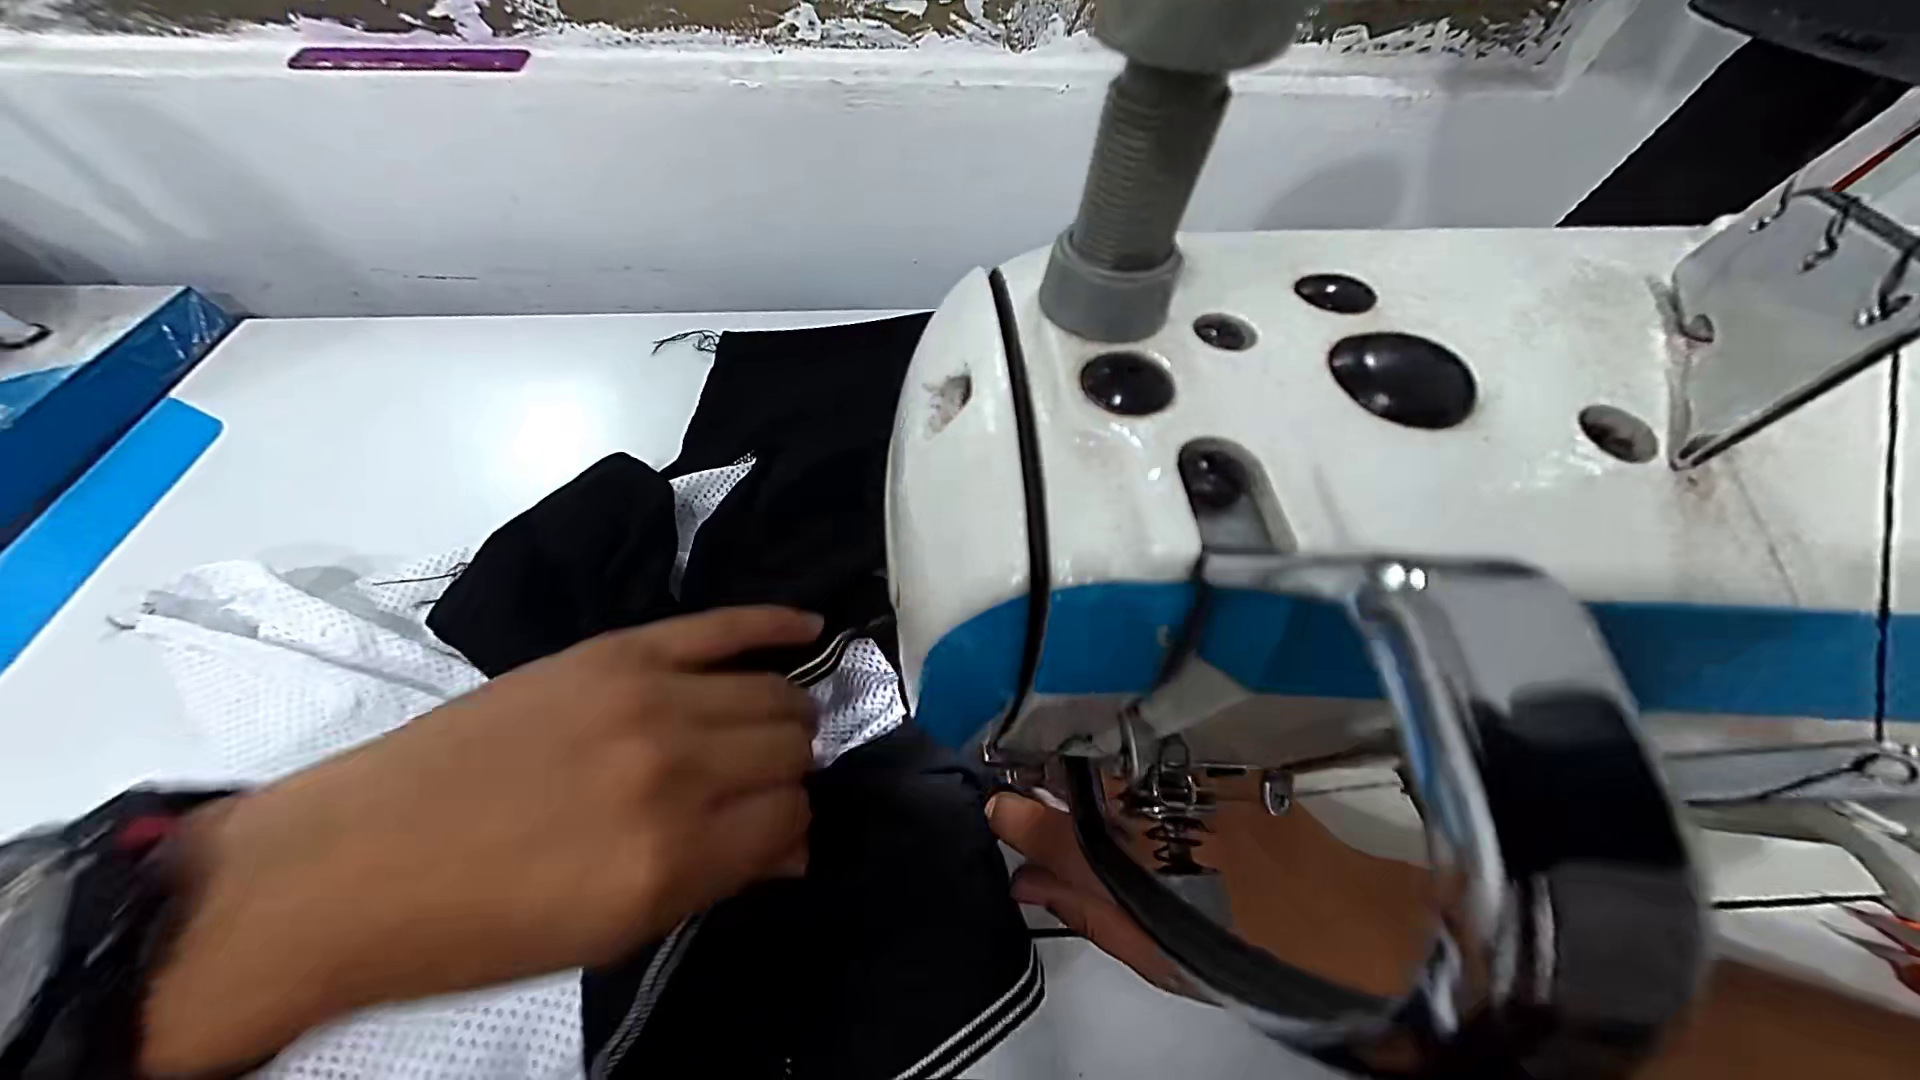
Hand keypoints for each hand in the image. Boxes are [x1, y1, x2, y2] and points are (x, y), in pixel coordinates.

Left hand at [143, 607, 823, 1076]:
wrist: (352, 863)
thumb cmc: (484, 922)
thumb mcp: (612, 933)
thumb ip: (722, 880)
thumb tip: (799, 846)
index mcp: (672, 858)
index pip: (791, 819)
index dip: (791, 825)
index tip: (773, 826)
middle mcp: (675, 770)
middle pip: (789, 747)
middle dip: (791, 767)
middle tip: (764, 778)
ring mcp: (650, 698)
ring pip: (773, 692)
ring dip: (787, 714)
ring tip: (774, 723)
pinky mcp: (621, 650)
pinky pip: (726, 623)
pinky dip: (776, 624)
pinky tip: (811, 626)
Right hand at [988, 785, 1430, 999]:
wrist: (1350, 928)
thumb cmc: (1244, 954)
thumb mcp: (1153, 950)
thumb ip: (1082, 908)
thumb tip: (1024, 880)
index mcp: (1114, 858)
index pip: (1033, 824)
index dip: (1008, 814)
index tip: (999, 807)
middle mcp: (1136, 805)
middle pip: (1062, 772)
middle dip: (1035, 771)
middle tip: (1025, 776)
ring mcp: (1172, 773)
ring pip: (1101, 750)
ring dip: (1075, 754)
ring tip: (1070, 763)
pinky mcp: (1206, 753)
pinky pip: (1146, 741)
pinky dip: (1124, 747)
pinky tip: (1127, 753)